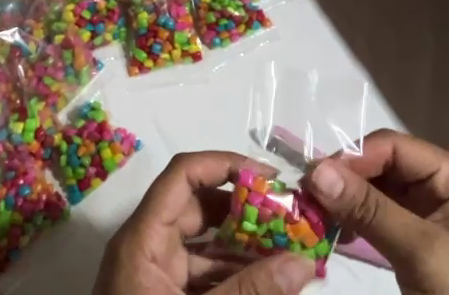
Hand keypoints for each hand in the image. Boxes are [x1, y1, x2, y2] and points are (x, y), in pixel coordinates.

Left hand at [93, 151, 320, 294]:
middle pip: (199, 208)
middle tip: (291, 218)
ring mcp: (156, 277)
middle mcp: (147, 247)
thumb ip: (251, 291)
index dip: (225, 165)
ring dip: (247, 246)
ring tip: (292, 250)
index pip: (183, 175)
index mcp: (143, 239)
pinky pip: (204, 276)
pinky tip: (271, 282)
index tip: (270, 178)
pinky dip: (235, 275)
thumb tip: (305, 262)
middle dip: (247, 211)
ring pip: (206, 245)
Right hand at [303, 129, 448, 294]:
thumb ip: (370, 209)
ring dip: (346, 201)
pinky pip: (378, 219)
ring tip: (313, 214)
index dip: (355, 157)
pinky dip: (355, 223)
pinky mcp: (416, 242)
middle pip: (384, 166)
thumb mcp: (422, 252)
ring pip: (377, 192)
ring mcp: (429, 214)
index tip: (315, 177)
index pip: (396, 148)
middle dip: (346, 179)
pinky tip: (333, 231)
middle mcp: (443, 186)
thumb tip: (315, 171)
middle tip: (306, 196)